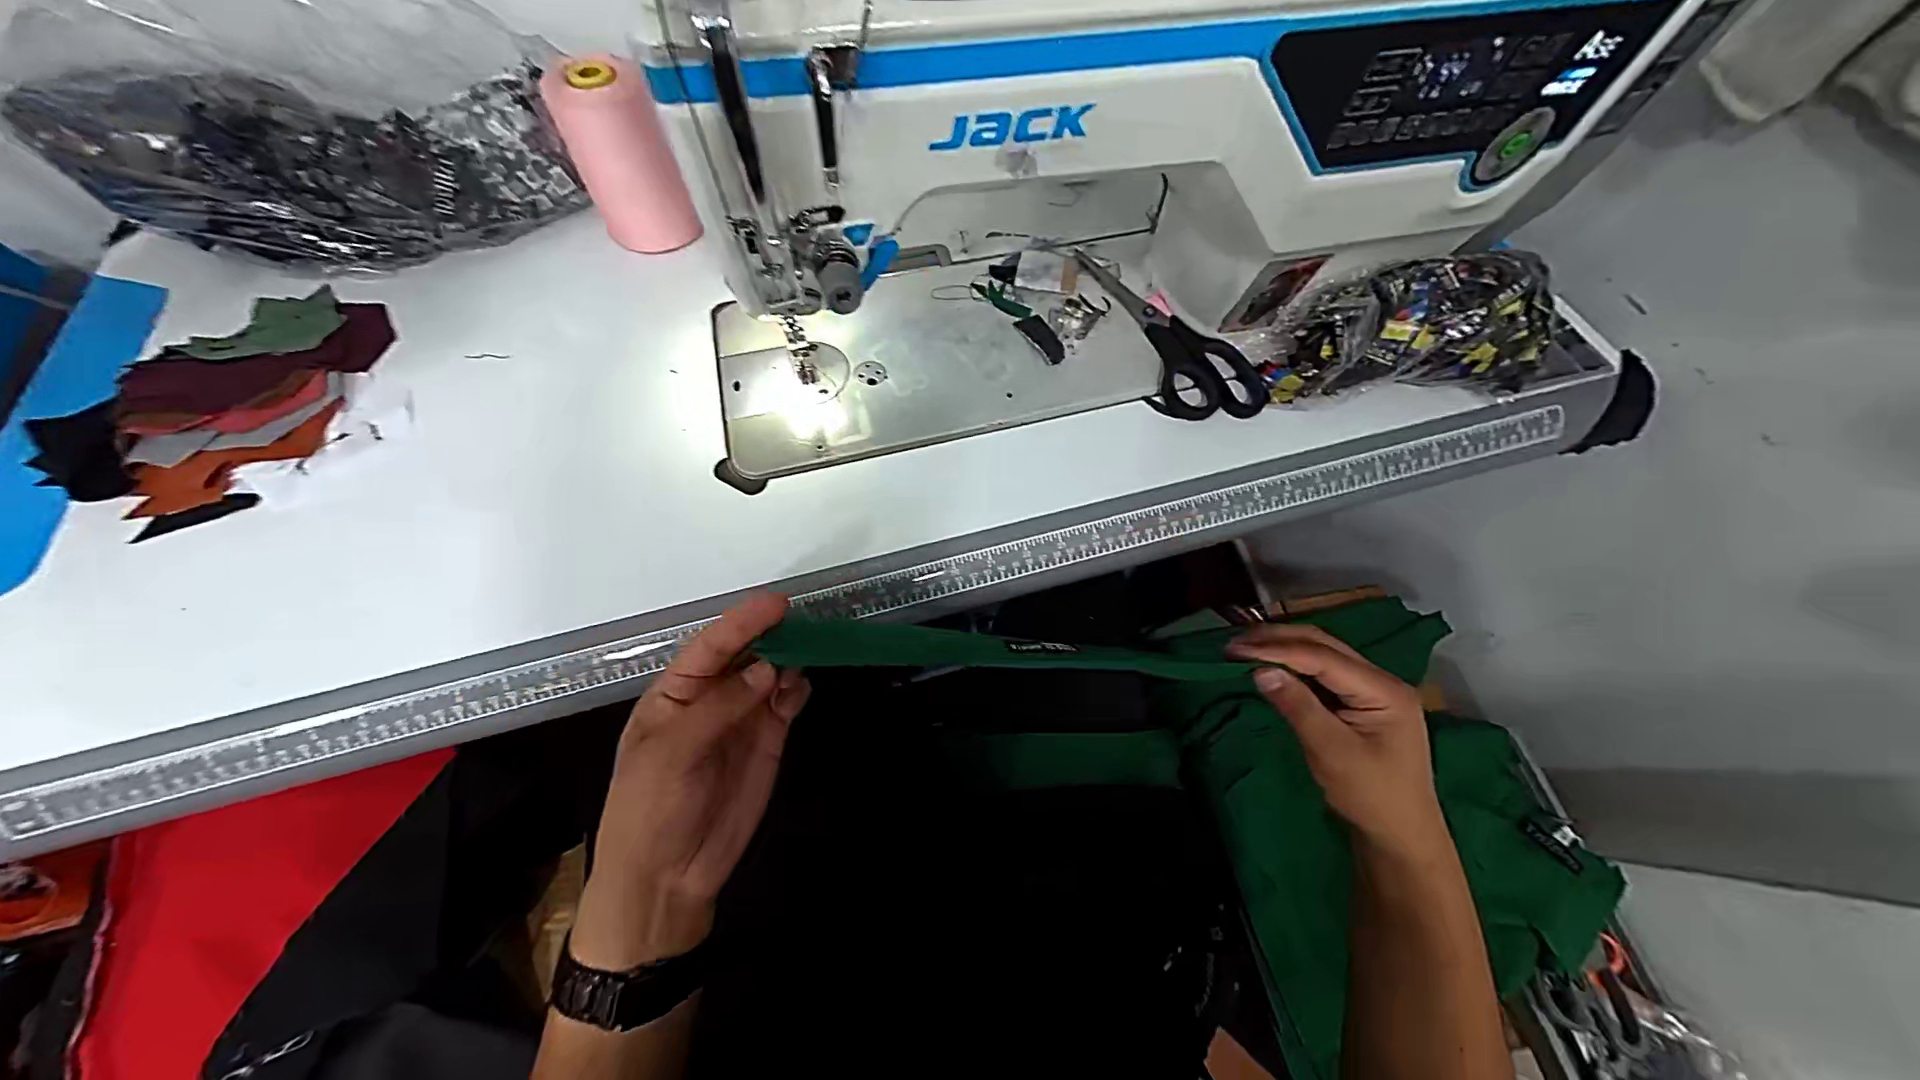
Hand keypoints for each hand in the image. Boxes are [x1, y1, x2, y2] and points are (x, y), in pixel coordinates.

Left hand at [571, 592, 810, 970]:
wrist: (668, 877)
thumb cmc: (650, 810)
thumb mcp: (671, 755)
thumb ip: (720, 708)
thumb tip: (767, 668)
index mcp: (675, 693)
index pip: (710, 647)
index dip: (741, 623)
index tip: (775, 604)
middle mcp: (711, 697)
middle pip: (745, 654)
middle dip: (770, 634)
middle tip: (801, 621)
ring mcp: (742, 718)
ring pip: (772, 674)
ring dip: (789, 661)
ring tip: (805, 657)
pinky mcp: (768, 739)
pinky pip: (788, 702)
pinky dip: (798, 689)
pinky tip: (800, 690)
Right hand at [1226, 624, 1445, 855]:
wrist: (1400, 835)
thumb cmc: (1370, 796)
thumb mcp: (1330, 752)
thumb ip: (1297, 706)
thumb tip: (1259, 669)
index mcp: (1384, 690)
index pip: (1322, 656)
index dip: (1276, 649)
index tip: (1235, 649)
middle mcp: (1380, 680)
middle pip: (1324, 645)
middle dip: (1277, 639)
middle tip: (1234, 643)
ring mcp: (1371, 689)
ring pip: (1321, 653)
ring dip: (1283, 648)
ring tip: (1245, 648)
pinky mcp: (1358, 701)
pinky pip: (1321, 672)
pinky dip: (1292, 664)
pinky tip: (1269, 665)